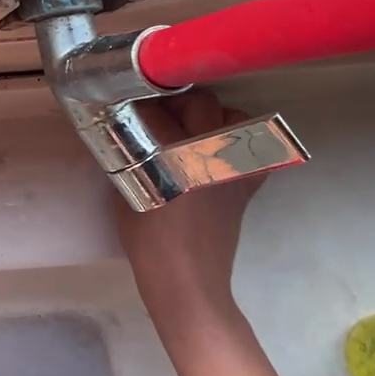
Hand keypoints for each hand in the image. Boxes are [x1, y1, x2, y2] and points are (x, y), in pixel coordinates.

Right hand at [112, 89, 262, 321]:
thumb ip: (127, 149)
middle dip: (177, 101)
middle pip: (201, 102)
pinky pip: (255, 147)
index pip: (159, 105)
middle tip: (157, 113)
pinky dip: (238, 140)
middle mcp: (212, 152)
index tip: (130, 99)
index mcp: (176, 151)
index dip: (142, 97)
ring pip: (234, 117)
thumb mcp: (125, 185)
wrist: (185, 278)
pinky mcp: (249, 183)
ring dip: (213, 116)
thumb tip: (119, 122)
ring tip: (190, 128)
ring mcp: (236, 166)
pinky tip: (216, 150)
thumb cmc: (146, 235)